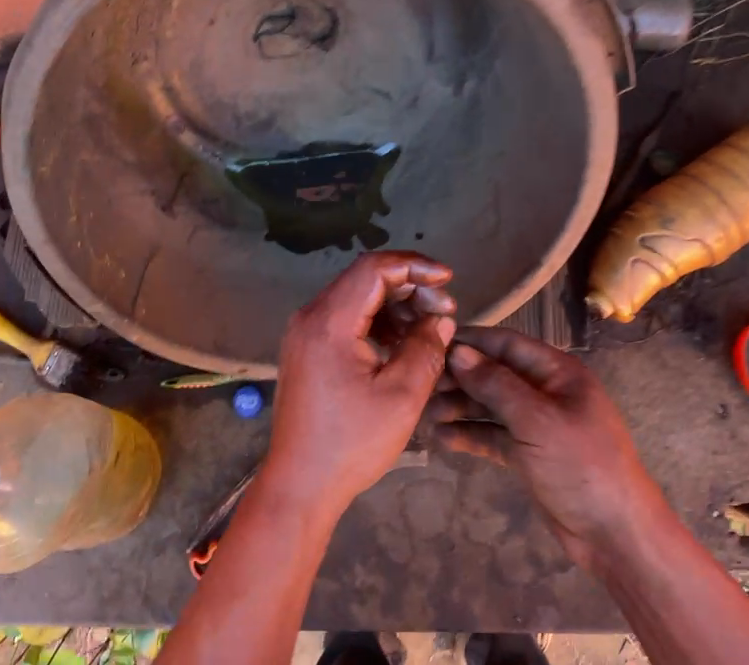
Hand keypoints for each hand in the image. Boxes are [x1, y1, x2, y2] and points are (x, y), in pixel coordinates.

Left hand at [264, 252, 457, 512]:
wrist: (300, 482)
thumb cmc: (351, 442)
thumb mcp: (400, 396)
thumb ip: (425, 349)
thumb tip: (441, 318)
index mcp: (329, 321)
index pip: (373, 268)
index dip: (414, 266)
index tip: (447, 280)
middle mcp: (310, 317)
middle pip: (363, 279)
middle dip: (408, 288)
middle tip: (444, 311)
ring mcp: (304, 333)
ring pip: (355, 299)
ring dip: (394, 307)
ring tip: (428, 330)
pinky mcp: (306, 350)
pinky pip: (345, 320)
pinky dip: (375, 324)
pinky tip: (401, 345)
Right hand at [426, 327, 665, 564]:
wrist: (616, 534)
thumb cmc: (582, 465)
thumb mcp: (537, 420)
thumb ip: (495, 384)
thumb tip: (457, 351)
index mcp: (557, 373)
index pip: (506, 344)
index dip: (470, 341)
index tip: (431, 344)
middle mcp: (546, 392)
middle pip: (494, 373)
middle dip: (460, 377)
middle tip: (423, 384)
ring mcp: (537, 424)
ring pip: (490, 405)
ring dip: (460, 406)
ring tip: (427, 413)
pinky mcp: (528, 454)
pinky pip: (492, 435)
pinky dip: (469, 434)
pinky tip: (442, 438)